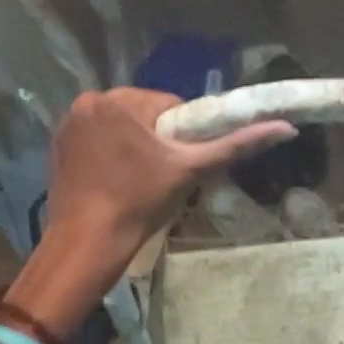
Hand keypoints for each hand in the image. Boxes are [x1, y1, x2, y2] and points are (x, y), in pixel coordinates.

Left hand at [43, 88, 296, 277]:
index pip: (171, 106)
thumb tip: (285, 127)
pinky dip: (109, 150)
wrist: (87, 243)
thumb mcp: (192, 170)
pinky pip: (98, 136)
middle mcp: (90, 100)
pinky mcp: (58, 143)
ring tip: (139, 178)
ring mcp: (70, 121)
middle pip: (144, 112)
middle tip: (163, 174)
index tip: (182, 163)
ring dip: (134, 143)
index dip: (184, 135)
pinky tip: (115, 178)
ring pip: (121, 124)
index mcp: (122, 100)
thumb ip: (236, 144)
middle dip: (158, 138)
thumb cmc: (141, 203)